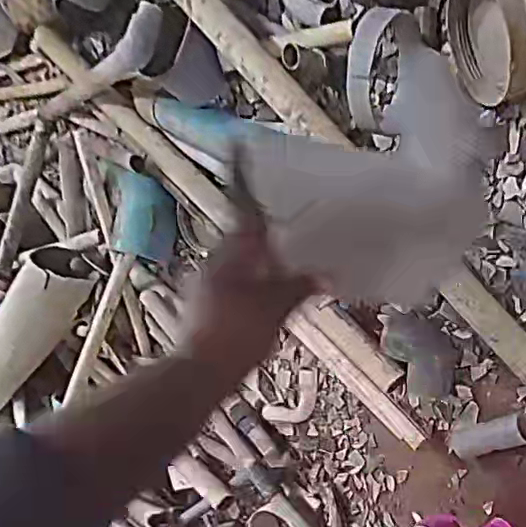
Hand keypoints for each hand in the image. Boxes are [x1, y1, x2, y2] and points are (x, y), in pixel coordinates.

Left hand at [182, 175, 312, 368]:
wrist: (199, 372)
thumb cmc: (235, 336)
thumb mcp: (276, 309)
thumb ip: (300, 287)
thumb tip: (326, 274)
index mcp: (230, 256)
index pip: (242, 211)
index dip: (244, 183)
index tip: (242, 154)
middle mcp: (213, 264)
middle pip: (239, 237)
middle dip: (261, 231)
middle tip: (284, 225)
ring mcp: (204, 286)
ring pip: (235, 262)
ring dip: (256, 260)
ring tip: (281, 264)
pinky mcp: (203, 307)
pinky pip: (231, 284)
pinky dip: (249, 282)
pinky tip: (264, 296)